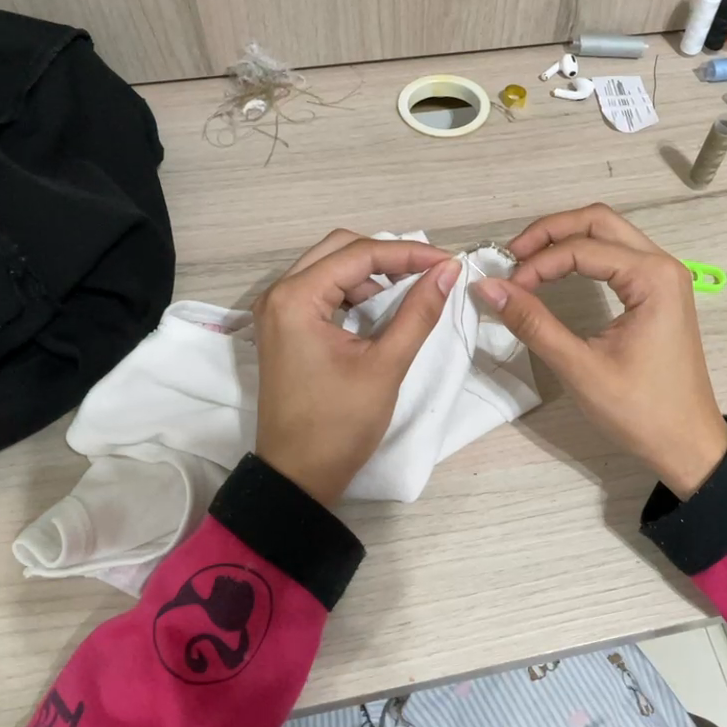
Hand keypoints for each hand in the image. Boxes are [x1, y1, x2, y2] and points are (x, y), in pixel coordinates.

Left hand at [252, 230, 460, 504]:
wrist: (297, 477)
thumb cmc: (338, 425)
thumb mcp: (385, 366)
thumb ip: (418, 313)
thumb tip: (448, 271)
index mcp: (296, 298)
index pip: (359, 255)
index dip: (408, 254)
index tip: (448, 263)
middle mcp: (279, 294)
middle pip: (340, 249)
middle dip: (388, 257)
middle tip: (429, 272)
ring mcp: (278, 311)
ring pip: (330, 267)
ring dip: (371, 275)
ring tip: (411, 293)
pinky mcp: (284, 328)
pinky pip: (322, 291)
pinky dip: (354, 293)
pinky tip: (383, 309)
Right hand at [472, 205, 726, 497]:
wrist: (687, 444)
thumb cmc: (640, 410)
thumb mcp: (580, 368)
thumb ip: (533, 323)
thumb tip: (488, 287)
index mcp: (652, 278)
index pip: (582, 248)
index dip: (538, 263)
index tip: (507, 289)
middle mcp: (662, 265)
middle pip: (598, 221)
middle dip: (550, 232)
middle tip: (511, 257)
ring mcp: (663, 276)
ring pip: (606, 234)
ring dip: (564, 240)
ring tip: (526, 263)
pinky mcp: (657, 291)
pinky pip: (615, 255)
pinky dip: (581, 255)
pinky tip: (554, 273)